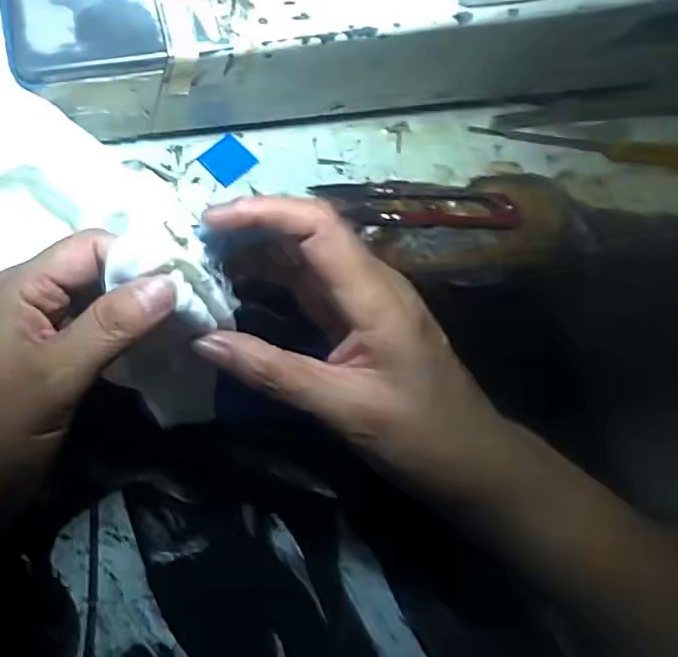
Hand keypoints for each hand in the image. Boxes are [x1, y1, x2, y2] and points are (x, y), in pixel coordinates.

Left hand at [0, 230, 175, 572]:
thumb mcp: (56, 376)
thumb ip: (111, 325)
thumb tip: (169, 281)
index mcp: (25, 284)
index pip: (91, 245)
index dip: (138, 257)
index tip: (186, 283)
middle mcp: (35, 293)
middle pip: (99, 268)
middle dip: (145, 283)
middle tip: (198, 305)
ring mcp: (44, 324)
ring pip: (102, 299)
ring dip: (141, 310)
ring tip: (190, 324)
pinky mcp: (55, 354)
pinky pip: (97, 329)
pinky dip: (128, 334)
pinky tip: (161, 347)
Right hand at [191, 196, 519, 494]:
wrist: (479, 466)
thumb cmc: (423, 436)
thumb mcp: (344, 408)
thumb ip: (272, 372)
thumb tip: (202, 340)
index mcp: (374, 293)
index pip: (317, 225)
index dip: (263, 212)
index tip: (213, 221)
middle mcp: (367, 280)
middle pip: (307, 226)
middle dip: (251, 221)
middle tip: (198, 234)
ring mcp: (359, 295)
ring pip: (301, 250)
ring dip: (254, 245)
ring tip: (205, 255)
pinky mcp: (350, 312)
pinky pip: (302, 278)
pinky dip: (265, 274)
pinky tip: (234, 284)